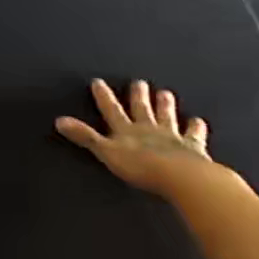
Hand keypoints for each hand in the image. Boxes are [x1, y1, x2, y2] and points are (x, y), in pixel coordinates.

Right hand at [56, 79, 229, 197]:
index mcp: (126, 131)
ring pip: (167, 117)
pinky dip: (196, 128)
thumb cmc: (140, 166)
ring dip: (165, 106)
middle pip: (142, 110)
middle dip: (139, 97)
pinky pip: (194, 135)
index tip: (98, 82)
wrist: (181, 176)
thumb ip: (85, 137)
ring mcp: (172, 137)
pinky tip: (198, 121)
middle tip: (139, 83)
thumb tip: (59, 120)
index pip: (111, 110)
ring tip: (165, 93)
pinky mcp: (193, 148)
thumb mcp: (105, 152)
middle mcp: (149, 129)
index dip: (104, 97)